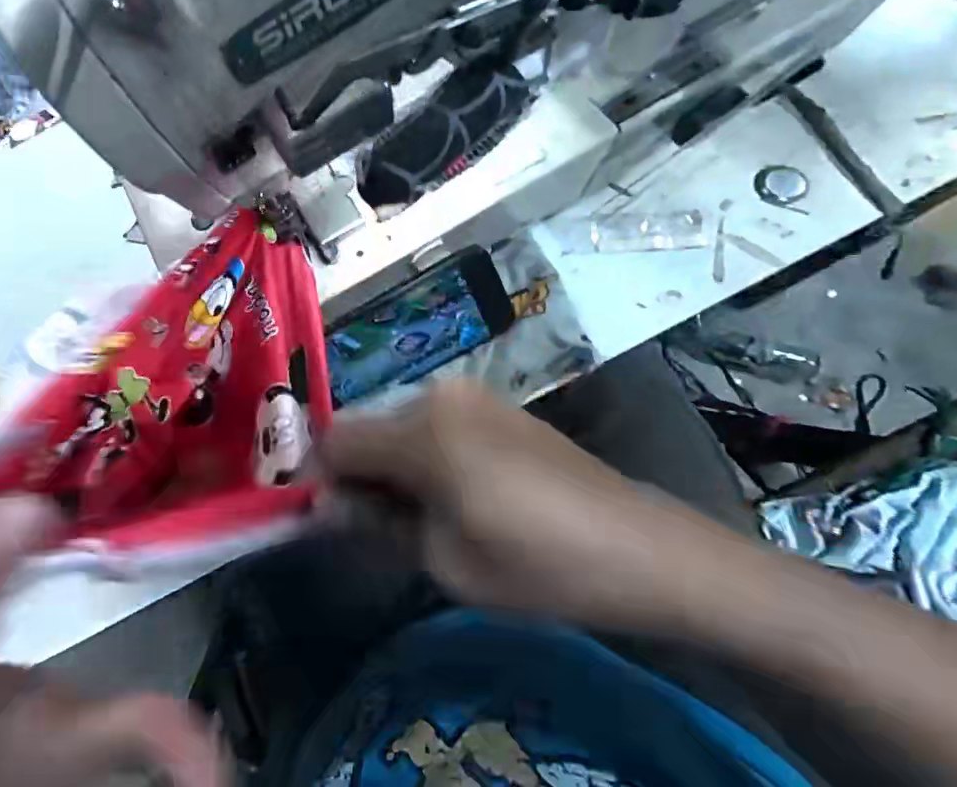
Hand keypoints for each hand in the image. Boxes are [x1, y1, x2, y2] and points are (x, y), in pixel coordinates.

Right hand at [322, 379, 754, 628]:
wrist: (637, 545)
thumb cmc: (537, 563)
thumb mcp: (445, 559)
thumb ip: (377, 522)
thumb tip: (332, 502)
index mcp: (422, 429)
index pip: (336, 439)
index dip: (319, 478)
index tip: (325, 519)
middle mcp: (439, 393)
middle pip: (366, 426)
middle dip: (356, 471)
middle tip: (372, 526)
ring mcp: (470, 393)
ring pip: (398, 423)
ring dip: (389, 462)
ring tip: (417, 513)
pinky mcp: (494, 403)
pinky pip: (432, 421)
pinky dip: (421, 452)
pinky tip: (450, 491)